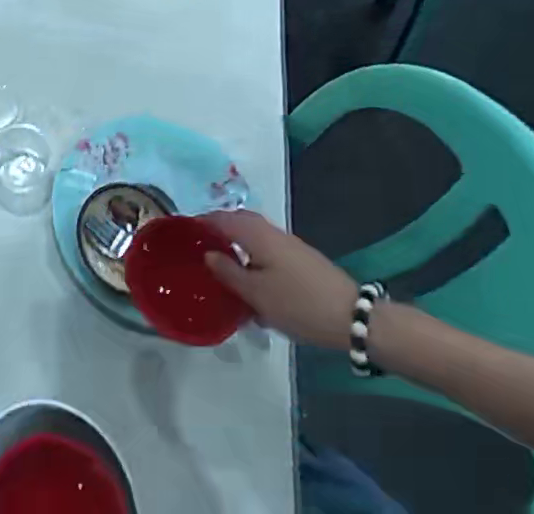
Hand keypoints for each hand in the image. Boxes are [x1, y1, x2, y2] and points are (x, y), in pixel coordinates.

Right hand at [202, 210, 356, 350]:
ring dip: (235, 239)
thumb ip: (229, 272)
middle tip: (199, 244)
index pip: (223, 218)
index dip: (202, 221)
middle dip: (218, 227)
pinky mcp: (299, 257)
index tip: (184, 231)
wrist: (350, 316)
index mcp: (258, 235)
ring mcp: (288, 243)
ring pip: (253, 232)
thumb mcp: (256, 295)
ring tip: (219, 259)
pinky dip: (250, 250)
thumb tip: (208, 254)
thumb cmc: (297, 304)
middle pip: (239, 220)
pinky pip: (265, 244)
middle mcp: (272, 232)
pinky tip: (247, 271)